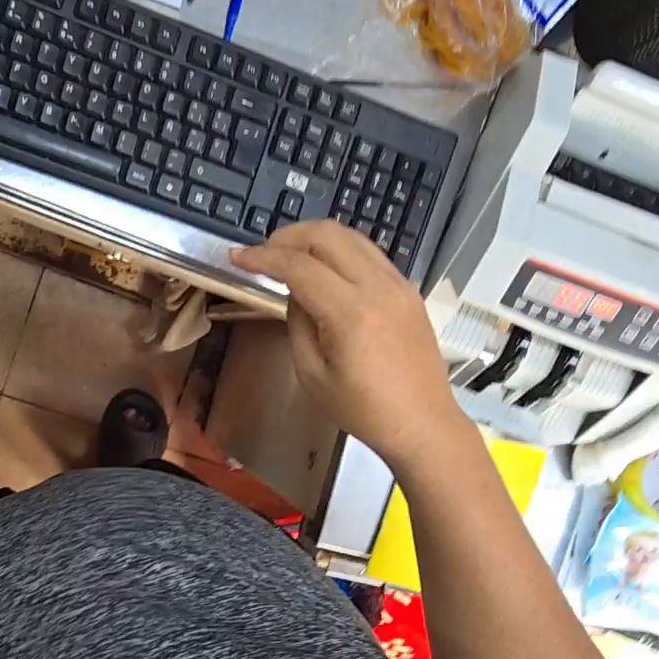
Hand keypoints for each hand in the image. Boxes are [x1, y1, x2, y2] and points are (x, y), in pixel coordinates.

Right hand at [231, 221, 468, 469]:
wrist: (422, 423)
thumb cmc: (363, 410)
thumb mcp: (312, 374)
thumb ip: (298, 324)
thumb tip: (296, 293)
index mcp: (350, 313)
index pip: (298, 267)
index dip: (262, 258)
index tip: (237, 258)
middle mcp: (378, 287)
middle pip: (327, 235)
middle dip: (288, 237)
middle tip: (264, 253)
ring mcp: (398, 284)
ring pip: (352, 237)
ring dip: (316, 238)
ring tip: (291, 256)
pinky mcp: (408, 290)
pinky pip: (369, 254)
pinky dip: (340, 251)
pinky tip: (326, 269)